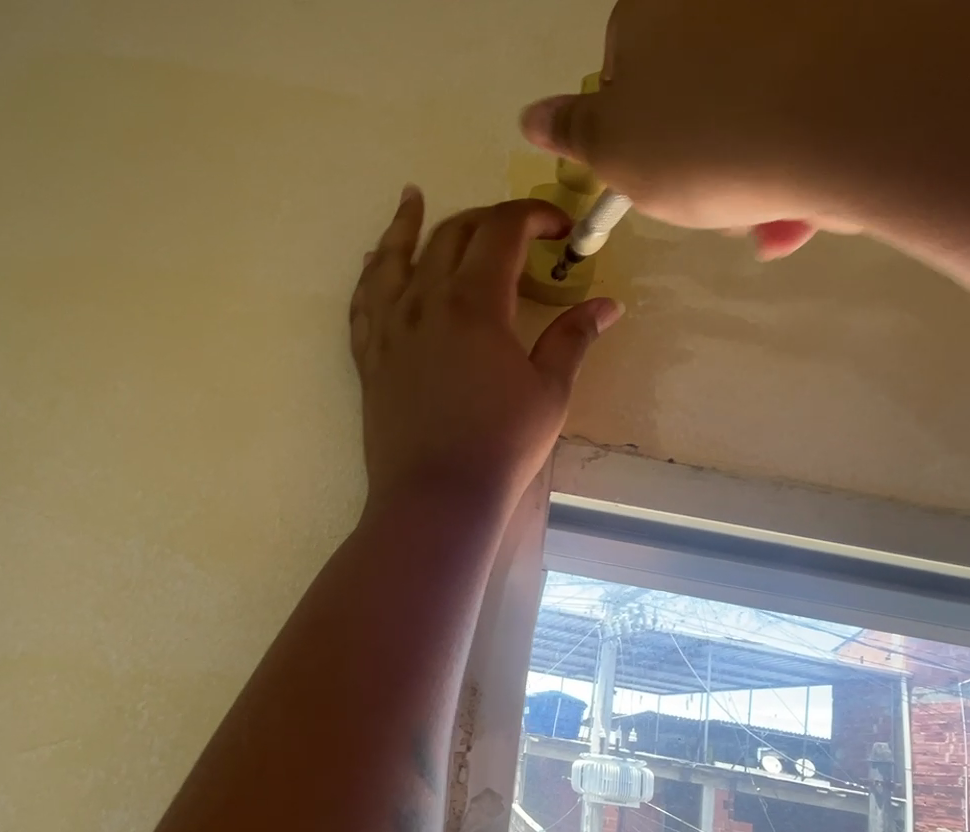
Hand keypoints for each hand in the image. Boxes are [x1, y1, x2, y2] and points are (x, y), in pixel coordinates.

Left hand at [348, 188, 622, 517]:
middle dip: (485, 219)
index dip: (533, 215)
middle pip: (450, 234)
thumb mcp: (549, 391)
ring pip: (394, 257)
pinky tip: (374, 260)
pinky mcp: (368, 356)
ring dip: (407, 224)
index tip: (558, 227)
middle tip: (513, 231)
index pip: (501, 231)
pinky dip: (371, 271)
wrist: (435, 496)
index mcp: (473, 302)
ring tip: (412, 198)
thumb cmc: (499, 446)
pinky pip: (363, 299)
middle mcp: (424, 301)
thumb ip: (572, 338)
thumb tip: (606, 304)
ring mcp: (388, 327)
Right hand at [519, 0, 861, 258]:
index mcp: (651, 12)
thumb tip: (531, 115)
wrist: (851, 107)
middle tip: (718, 209)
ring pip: (763, 106)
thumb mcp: (612, 149)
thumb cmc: (700, 136)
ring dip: (762, 174)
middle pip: (699, 91)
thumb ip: (572, 133)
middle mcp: (721, 1)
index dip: (632, 131)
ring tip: (776, 220)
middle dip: (704, 162)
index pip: (623, 67)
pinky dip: (812, 154)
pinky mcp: (859, 36)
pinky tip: (818, 198)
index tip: (650, 173)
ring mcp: (793, 16)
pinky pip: (816, 107)